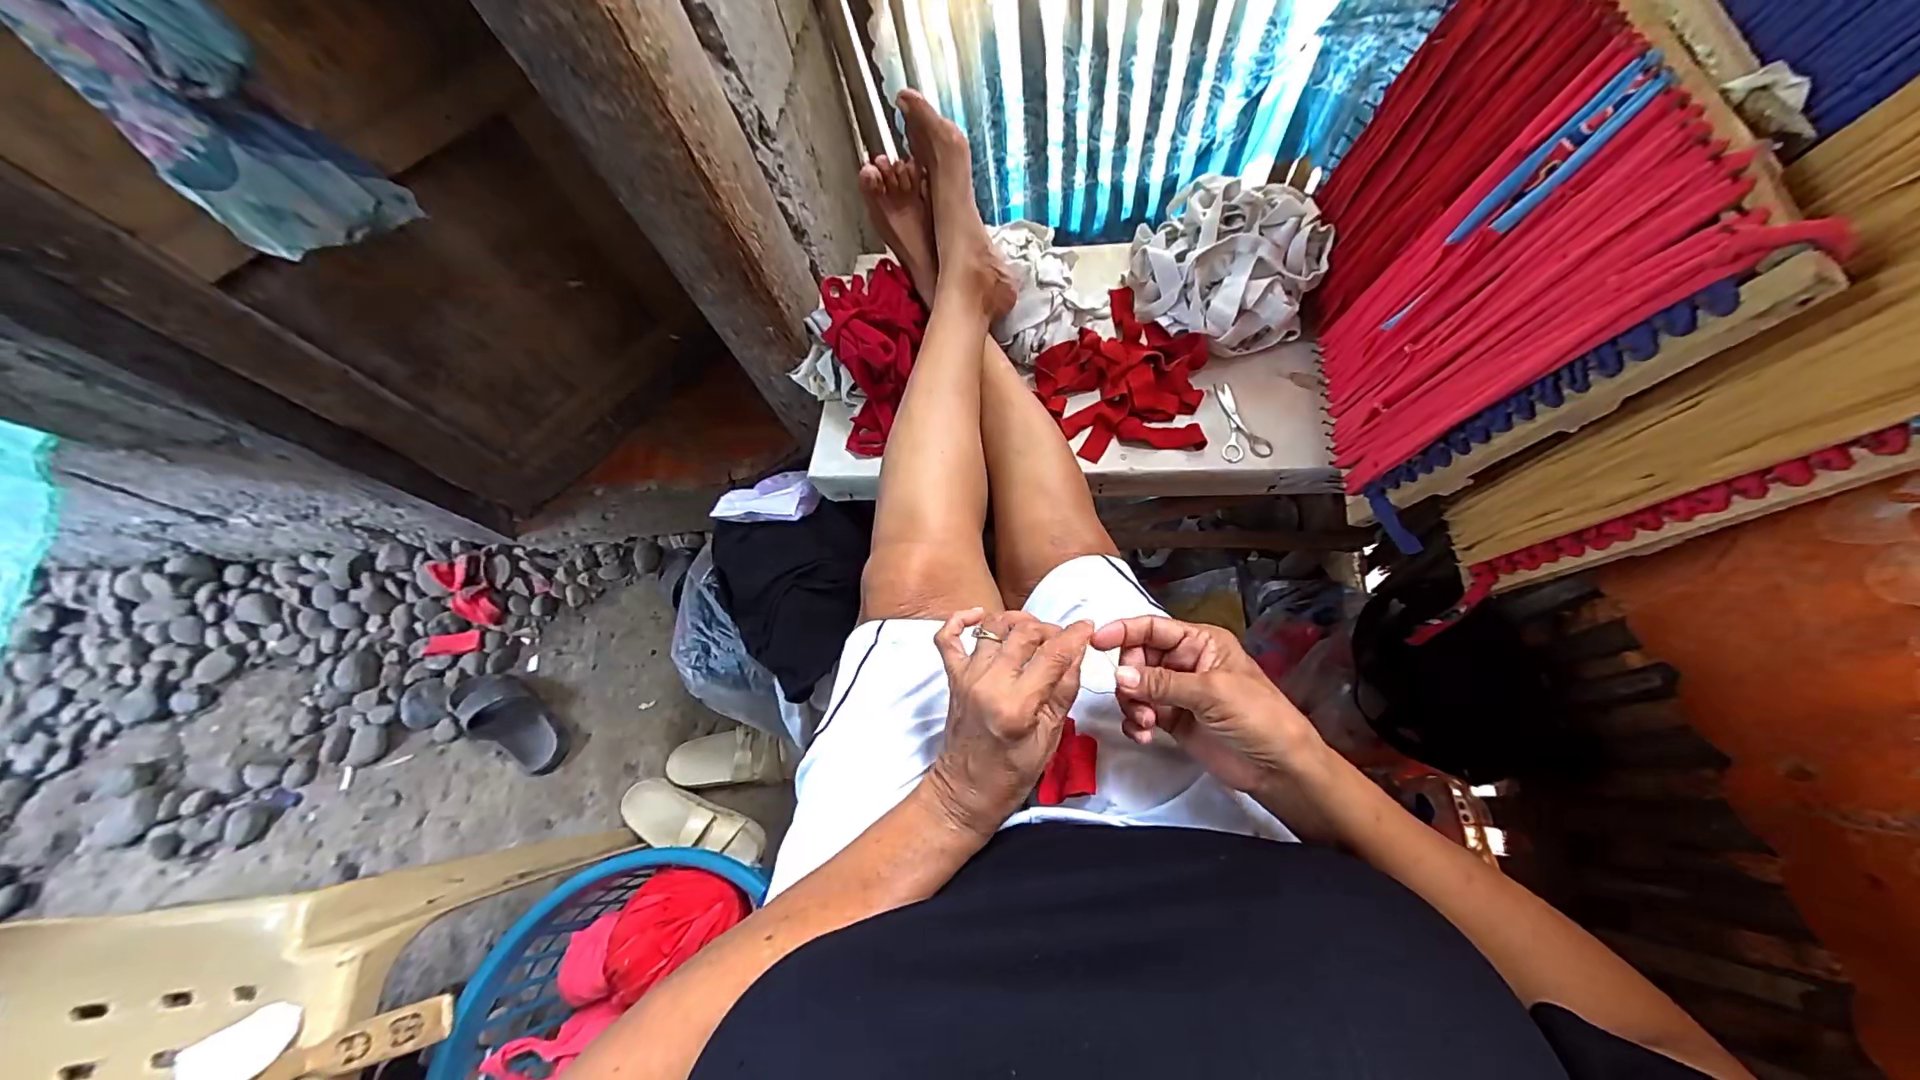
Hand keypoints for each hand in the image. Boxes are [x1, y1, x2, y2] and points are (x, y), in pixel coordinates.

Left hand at [928, 609, 1094, 835]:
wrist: (965, 790)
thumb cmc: (1011, 773)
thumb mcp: (1050, 737)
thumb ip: (1064, 690)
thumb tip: (1076, 653)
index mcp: (1017, 704)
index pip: (1052, 654)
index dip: (1075, 635)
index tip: (1087, 627)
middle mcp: (989, 683)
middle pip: (1024, 632)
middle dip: (1050, 629)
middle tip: (1062, 639)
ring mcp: (967, 676)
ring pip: (993, 627)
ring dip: (1018, 621)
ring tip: (1034, 631)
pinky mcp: (952, 676)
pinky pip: (947, 637)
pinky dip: (961, 620)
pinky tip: (979, 615)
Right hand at [1091, 615, 1326, 793]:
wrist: (1279, 768)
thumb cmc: (1259, 718)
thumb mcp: (1212, 692)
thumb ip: (1162, 683)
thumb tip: (1119, 675)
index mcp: (1200, 642)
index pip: (1152, 628)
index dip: (1123, 631)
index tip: (1097, 642)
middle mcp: (1184, 662)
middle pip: (1136, 658)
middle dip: (1129, 678)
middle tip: (1135, 699)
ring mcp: (1176, 691)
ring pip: (1134, 687)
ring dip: (1131, 704)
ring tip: (1145, 723)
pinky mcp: (1171, 718)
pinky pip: (1139, 712)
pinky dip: (1134, 722)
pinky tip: (1143, 734)